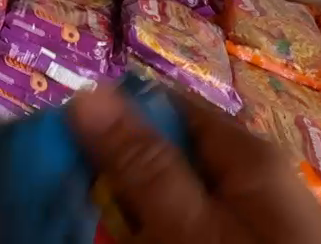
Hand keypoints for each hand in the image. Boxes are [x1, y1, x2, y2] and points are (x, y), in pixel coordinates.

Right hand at [68, 86, 320, 243]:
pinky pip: (190, 229)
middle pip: (163, 152)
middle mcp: (253, 180)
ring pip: (172, 197)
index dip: (108, 118)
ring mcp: (255, 224)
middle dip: (116, 173)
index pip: (159, 103)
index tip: (65, 145)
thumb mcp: (188, 230)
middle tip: (78, 198)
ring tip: (104, 230)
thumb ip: (140, 160)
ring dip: (134, 211)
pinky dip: (159, 234)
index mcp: (247, 155)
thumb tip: (86, 92)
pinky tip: (136, 242)